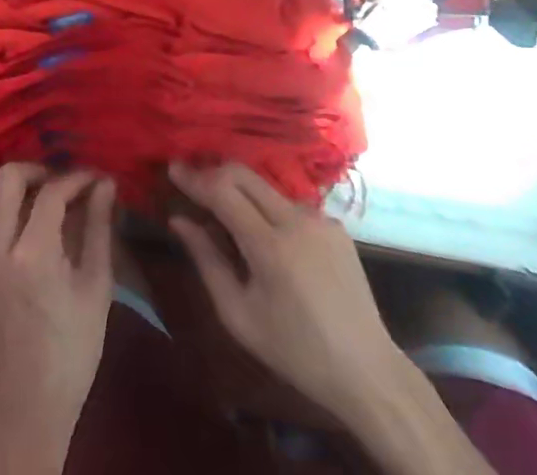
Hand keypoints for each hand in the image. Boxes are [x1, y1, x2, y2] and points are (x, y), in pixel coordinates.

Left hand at [0, 163, 115, 474]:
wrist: (28, 399)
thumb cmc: (73, 346)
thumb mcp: (97, 285)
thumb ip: (99, 228)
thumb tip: (106, 184)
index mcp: (32, 253)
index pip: (51, 191)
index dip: (78, 178)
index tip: (100, 179)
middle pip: (8, 177)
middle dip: (41, 170)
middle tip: (69, 184)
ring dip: (19, 184)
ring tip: (51, 197)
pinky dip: (6, 202)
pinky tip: (34, 218)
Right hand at [168, 164, 492, 474]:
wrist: (364, 367)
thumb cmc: (293, 349)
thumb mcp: (238, 314)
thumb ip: (207, 261)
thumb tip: (179, 221)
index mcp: (270, 245)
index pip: (223, 192)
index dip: (194, 178)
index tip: (172, 168)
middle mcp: (297, 220)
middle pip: (245, 175)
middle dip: (214, 172)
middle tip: (190, 181)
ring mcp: (321, 219)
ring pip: (268, 188)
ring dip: (240, 190)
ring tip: (220, 209)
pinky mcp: (336, 225)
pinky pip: (291, 205)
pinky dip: (267, 208)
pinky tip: (261, 232)